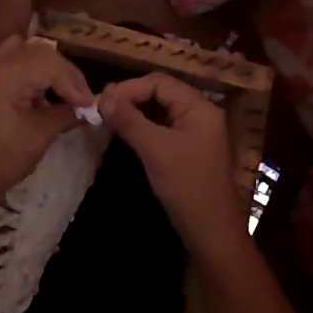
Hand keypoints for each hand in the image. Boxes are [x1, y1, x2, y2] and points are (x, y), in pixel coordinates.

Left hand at [0, 36, 95, 206]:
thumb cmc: (1, 160)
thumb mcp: (40, 136)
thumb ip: (66, 114)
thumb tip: (90, 107)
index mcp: (5, 75)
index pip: (52, 65)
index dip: (75, 84)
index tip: (90, 106)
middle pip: (40, 52)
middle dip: (64, 74)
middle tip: (81, 99)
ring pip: (21, 48)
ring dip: (45, 64)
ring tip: (59, 88)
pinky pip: (0, 56)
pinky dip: (18, 63)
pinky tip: (27, 78)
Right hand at [98, 73, 242, 237]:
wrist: (211, 230)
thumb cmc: (186, 186)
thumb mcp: (155, 150)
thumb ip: (130, 120)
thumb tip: (104, 98)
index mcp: (199, 107)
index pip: (160, 82)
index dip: (128, 88)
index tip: (102, 102)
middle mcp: (201, 113)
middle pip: (161, 92)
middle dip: (130, 97)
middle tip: (101, 109)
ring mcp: (196, 131)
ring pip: (161, 110)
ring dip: (135, 111)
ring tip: (107, 118)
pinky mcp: (189, 148)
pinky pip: (164, 127)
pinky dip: (143, 126)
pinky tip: (125, 132)